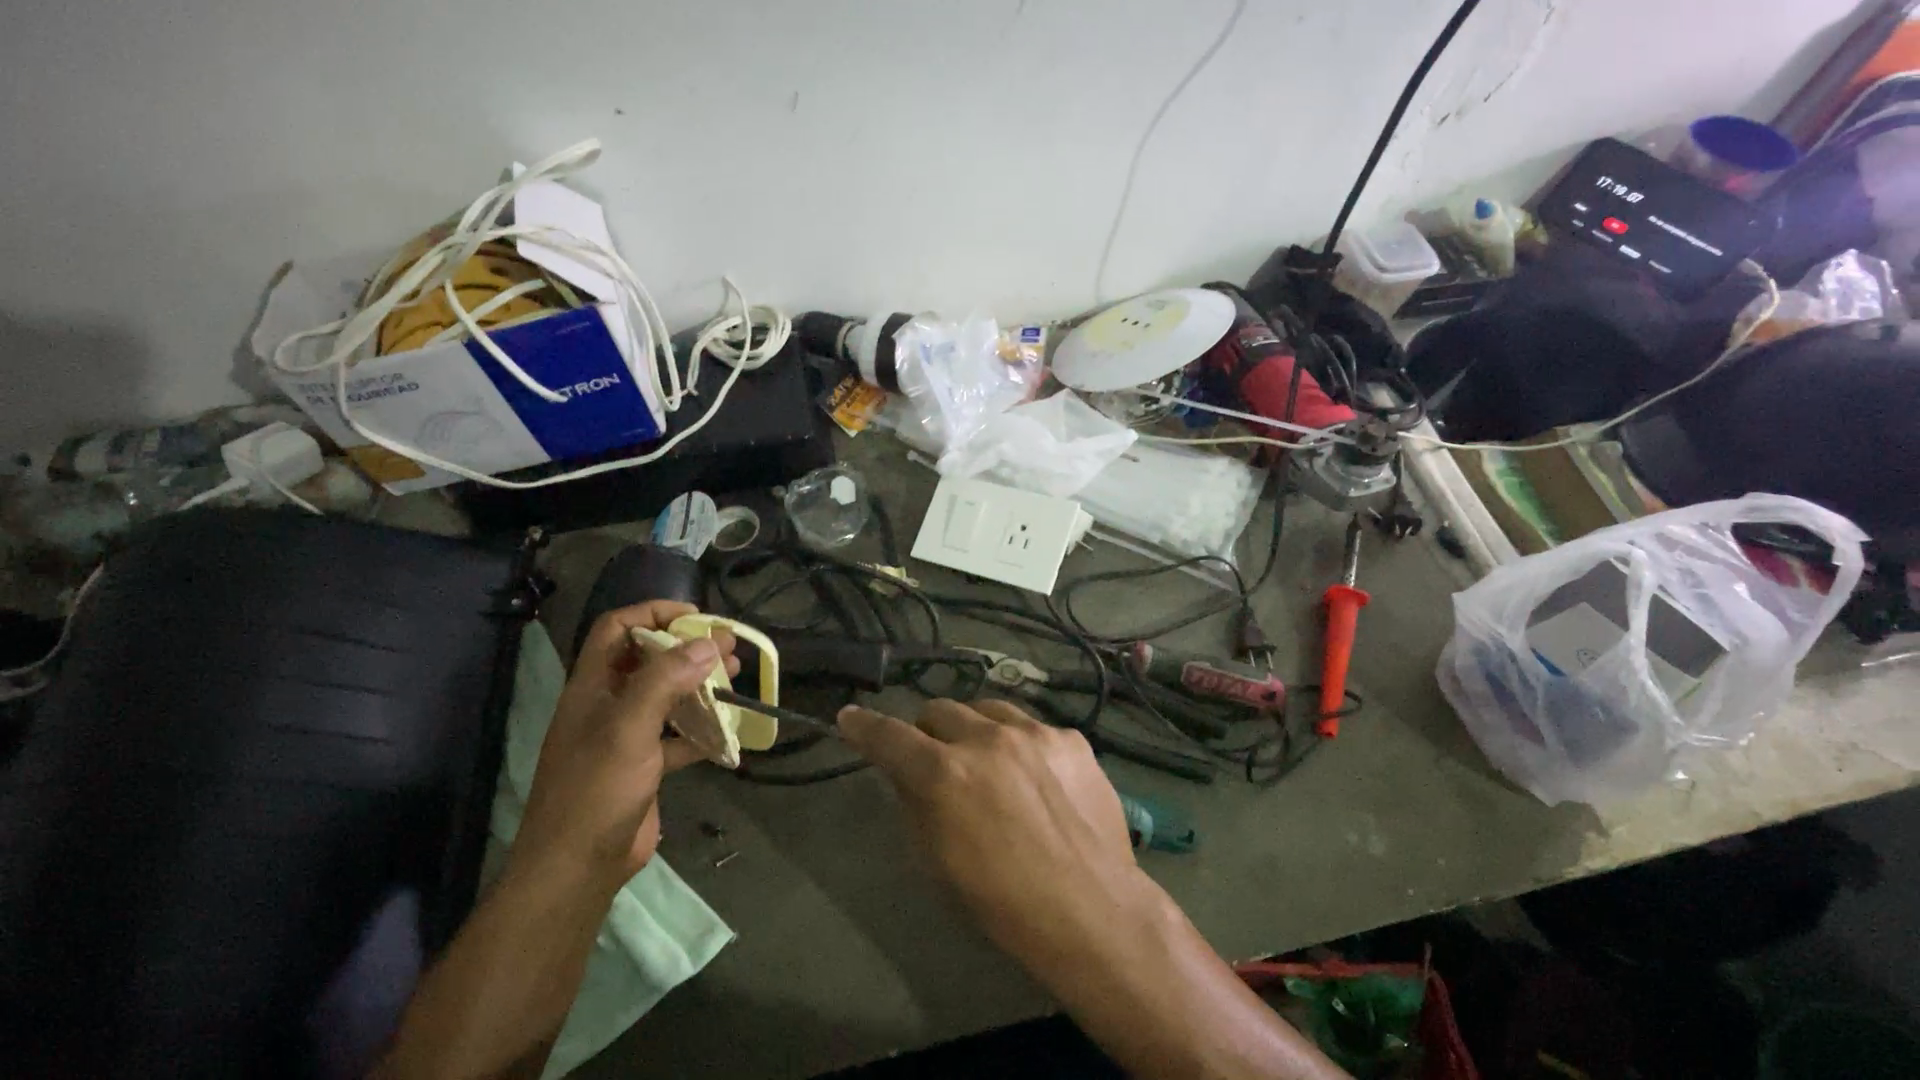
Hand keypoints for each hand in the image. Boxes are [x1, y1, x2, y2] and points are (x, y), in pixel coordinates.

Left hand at [513, 602, 739, 887]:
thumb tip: (707, 643)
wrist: (577, 866)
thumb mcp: (628, 729)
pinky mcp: (643, 768)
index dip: (653, 613)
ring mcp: (626, 738)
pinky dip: (703, 732)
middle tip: (729, 646)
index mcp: (592, 686)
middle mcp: (607, 705)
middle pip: (648, 659)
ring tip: (737, 678)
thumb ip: (665, 681)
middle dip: (687, 648)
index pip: (617, 628)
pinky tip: (730, 733)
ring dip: (700, 686)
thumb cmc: (596, 789)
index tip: (697, 618)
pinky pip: (677, 738)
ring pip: (667, 698)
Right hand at [840, 699, 1351, 1079]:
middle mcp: (988, 738)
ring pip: (987, 710)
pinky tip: (1035, 779)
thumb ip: (913, 803)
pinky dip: (1021, 745)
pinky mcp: (1072, 739)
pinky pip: (1032, 728)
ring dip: (975, 731)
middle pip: (939, 710)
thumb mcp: (935, 860)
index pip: (889, 735)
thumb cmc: (1001, 900)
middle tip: (936, 760)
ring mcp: (1036, 734)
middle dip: (928, 733)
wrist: (1090, 909)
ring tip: (988, 764)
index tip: (850, 719)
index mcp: (945, 772)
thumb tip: (904, 772)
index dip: (863, 727)